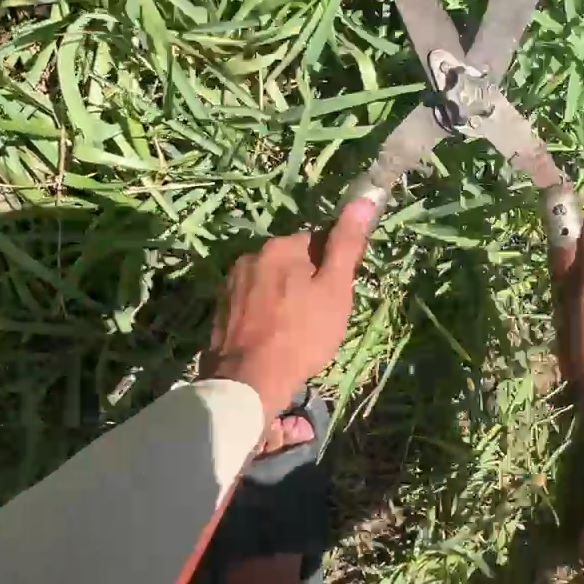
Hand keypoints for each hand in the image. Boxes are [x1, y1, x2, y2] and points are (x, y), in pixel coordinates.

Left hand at [201, 199, 374, 415]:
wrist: (248, 381)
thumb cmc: (302, 334)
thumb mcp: (335, 289)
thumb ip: (346, 245)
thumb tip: (363, 202)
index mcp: (281, 247)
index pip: (316, 243)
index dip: (330, 268)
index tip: (335, 294)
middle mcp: (251, 256)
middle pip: (290, 261)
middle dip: (305, 281)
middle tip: (318, 316)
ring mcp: (231, 283)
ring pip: (270, 282)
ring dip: (283, 297)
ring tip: (294, 330)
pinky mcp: (219, 309)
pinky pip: (251, 302)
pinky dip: (263, 313)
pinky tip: (272, 336)